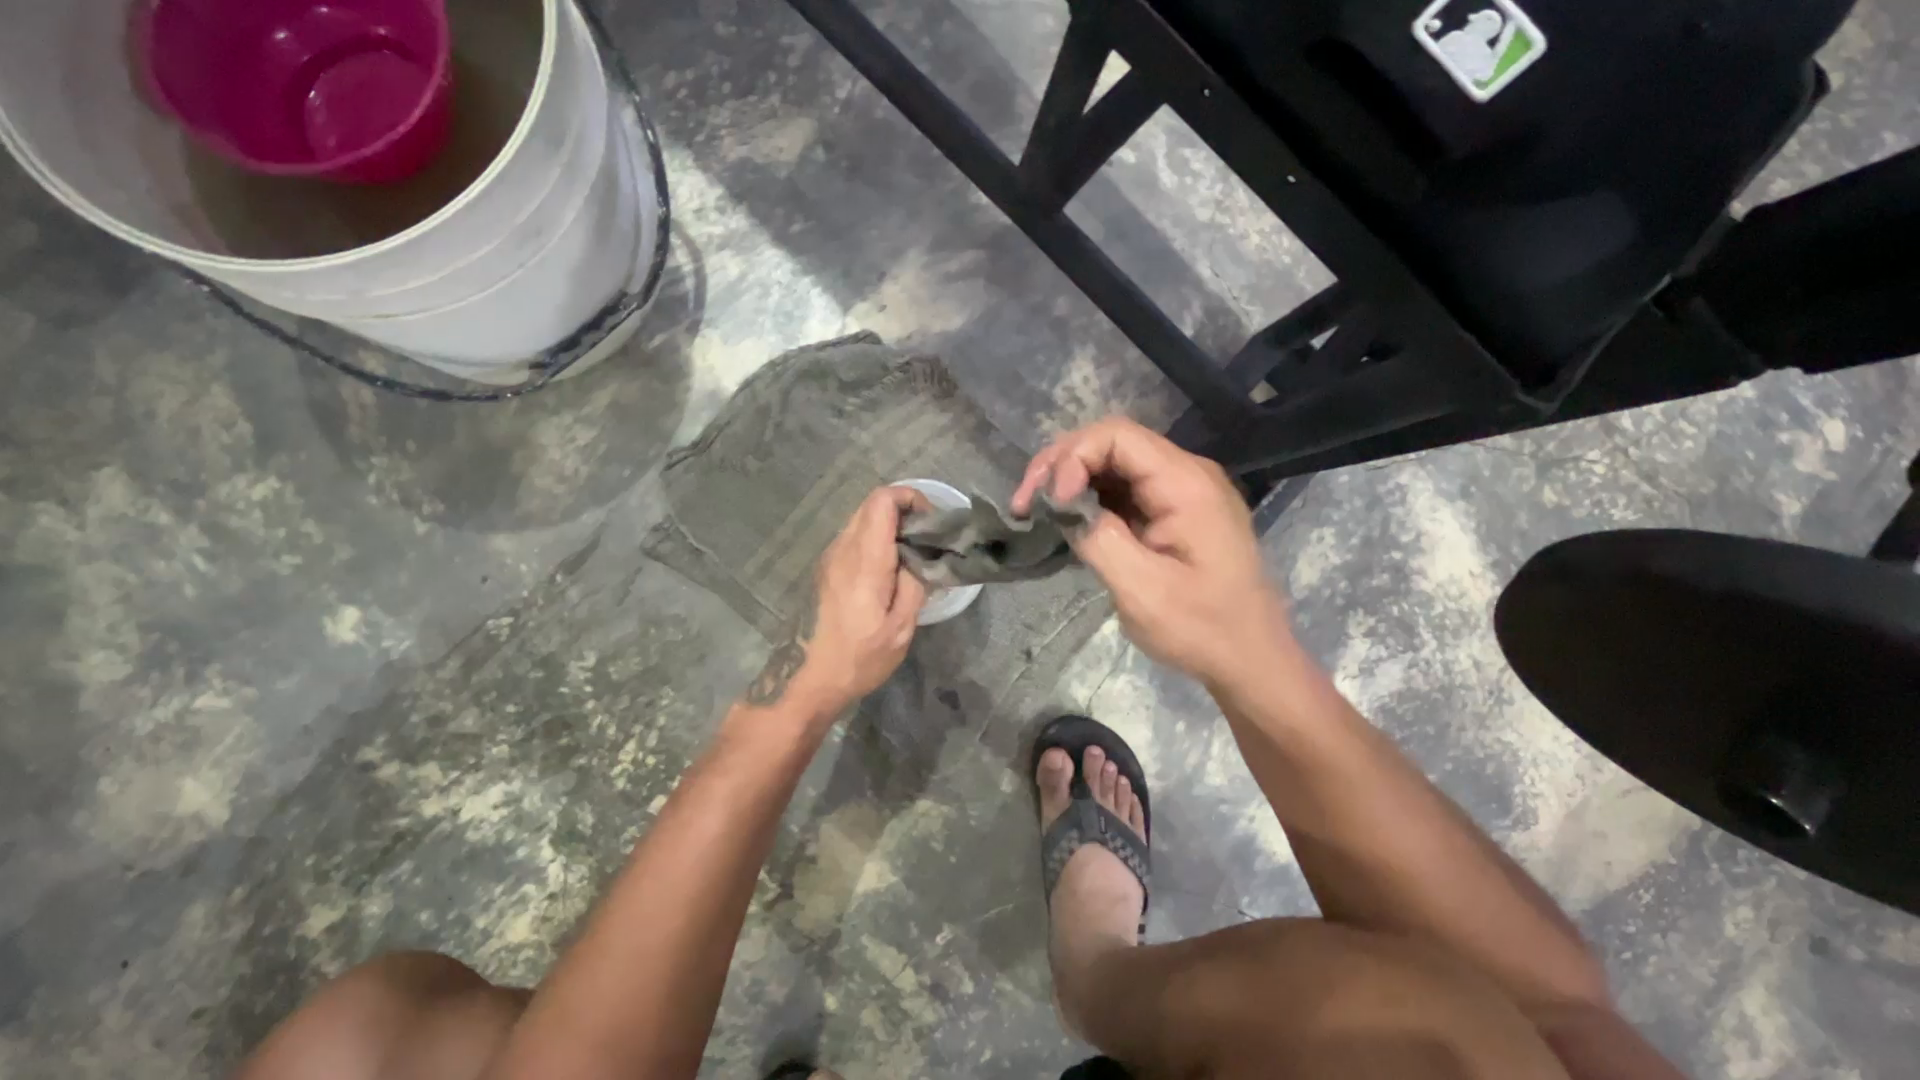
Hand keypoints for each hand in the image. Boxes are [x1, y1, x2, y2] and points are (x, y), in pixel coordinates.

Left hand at [745, 486, 928, 715]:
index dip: (910, 498)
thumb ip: (915, 585)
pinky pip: (853, 540)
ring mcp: (830, 558)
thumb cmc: (860, 658)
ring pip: (861, 521)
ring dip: (888, 528)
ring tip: (911, 557)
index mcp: (865, 560)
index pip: (882, 501)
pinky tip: (889, 572)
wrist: (809, 679)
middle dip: (903, 511)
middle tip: (927, 539)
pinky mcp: (825, 570)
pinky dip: (875, 542)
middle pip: (871, 505)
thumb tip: (921, 557)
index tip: (931, 522)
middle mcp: (843, 550)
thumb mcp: (901, 628)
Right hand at [1012, 417, 1290, 686]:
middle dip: (1062, 466)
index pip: (1116, 436)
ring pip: (1115, 464)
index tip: (1048, 502)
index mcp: (1186, 483)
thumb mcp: (1142, 590)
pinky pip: (1127, 489)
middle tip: (1025, 503)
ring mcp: (1184, 492)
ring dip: (1072, 481)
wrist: (1250, 660)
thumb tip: (1062, 504)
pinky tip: (1068, 521)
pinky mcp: (1177, 512)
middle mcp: (1187, 474)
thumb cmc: (1202, 628)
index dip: (1071, 458)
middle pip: (1112, 443)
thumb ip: (1099, 538)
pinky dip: (1092, 499)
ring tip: (1036, 511)